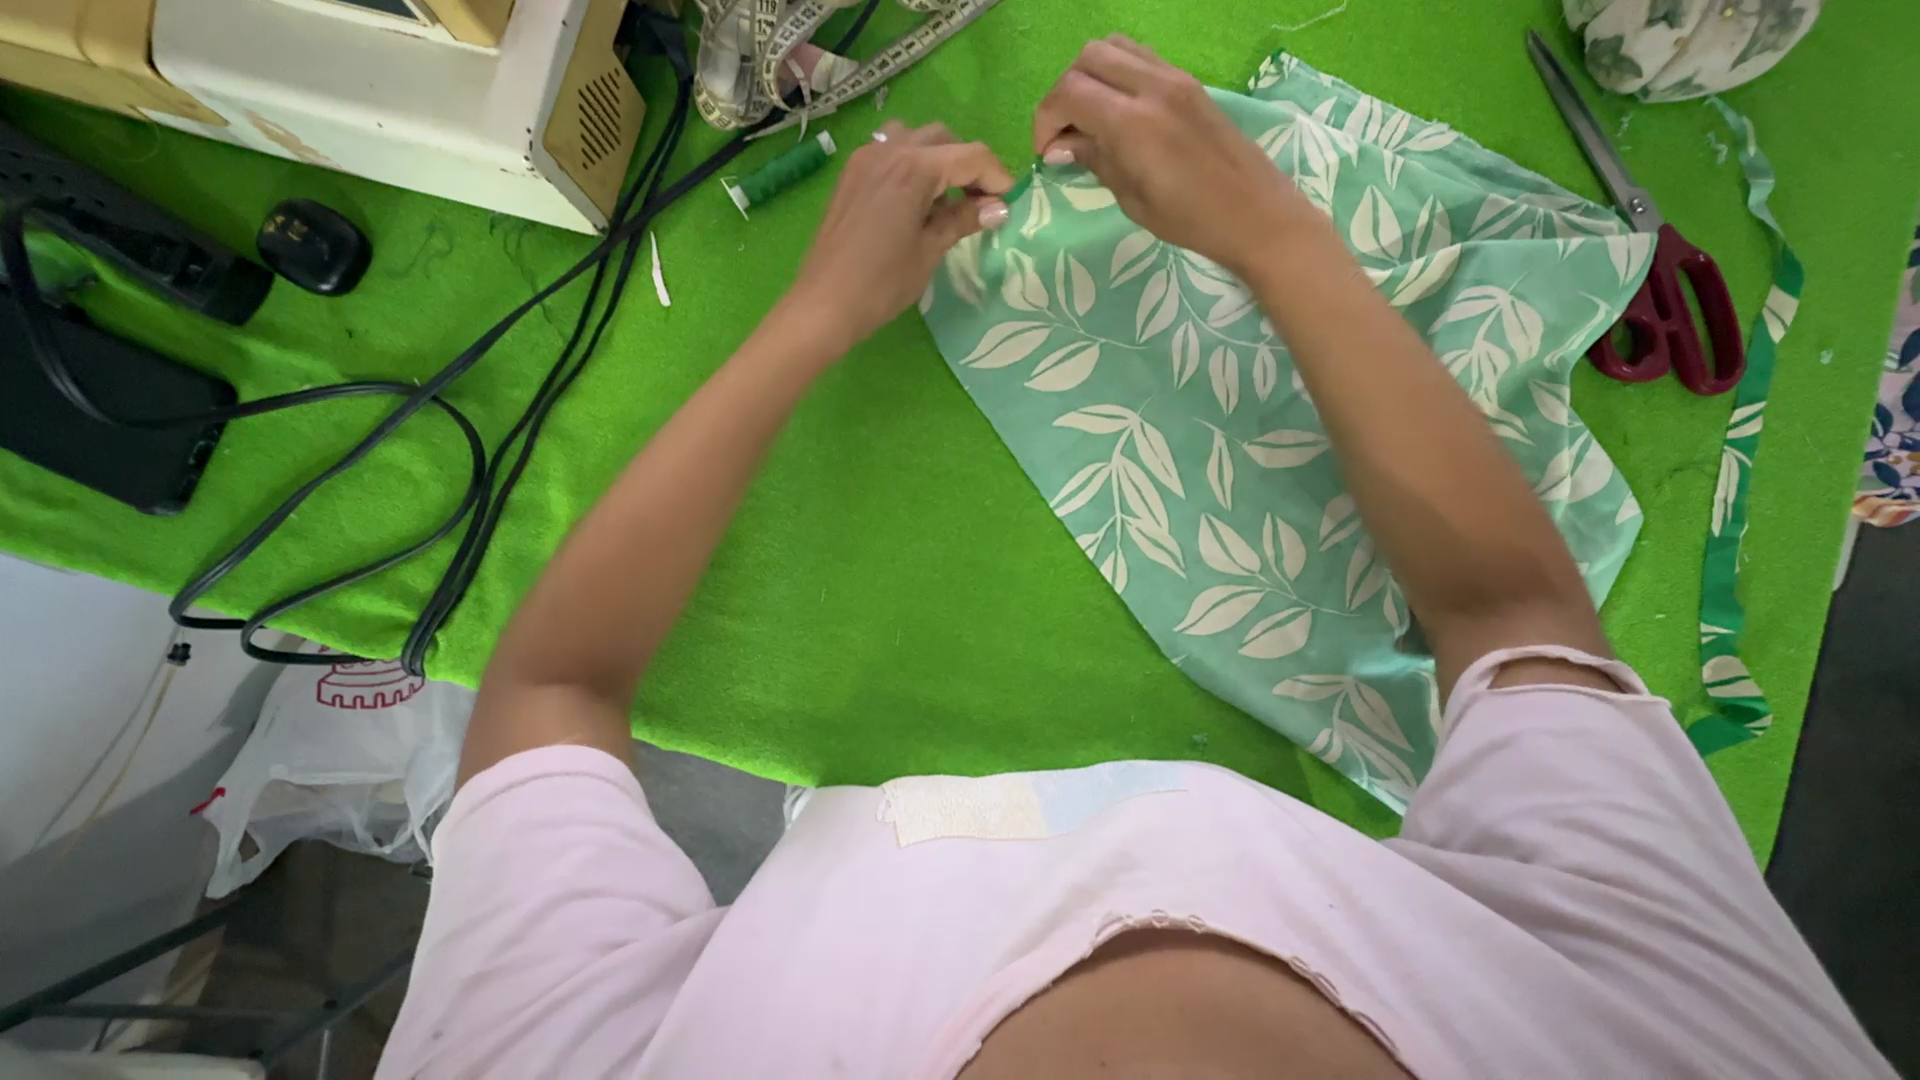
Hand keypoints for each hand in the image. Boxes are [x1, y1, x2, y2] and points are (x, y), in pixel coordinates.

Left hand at [783, 121, 1013, 350]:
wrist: (825, 303)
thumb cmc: (882, 283)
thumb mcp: (929, 251)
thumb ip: (963, 220)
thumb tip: (998, 208)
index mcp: (914, 167)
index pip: (971, 156)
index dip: (996, 177)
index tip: (1009, 204)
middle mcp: (890, 150)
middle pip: (944, 139)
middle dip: (969, 166)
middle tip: (982, 204)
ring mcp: (866, 159)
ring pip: (915, 139)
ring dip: (939, 160)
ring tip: (947, 199)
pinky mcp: (852, 176)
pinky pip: (890, 152)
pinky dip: (912, 165)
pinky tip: (916, 202)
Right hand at [1033, 36, 1315, 279]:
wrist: (1254, 212)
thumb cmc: (1190, 220)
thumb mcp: (1132, 199)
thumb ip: (1095, 160)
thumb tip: (1061, 145)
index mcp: (1133, 122)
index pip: (1068, 93)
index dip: (1045, 120)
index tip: (1046, 153)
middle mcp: (1152, 87)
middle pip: (1086, 59)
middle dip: (1063, 94)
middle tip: (1064, 135)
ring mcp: (1174, 78)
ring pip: (1112, 48)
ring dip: (1089, 78)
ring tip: (1088, 120)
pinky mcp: (1187, 82)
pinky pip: (1139, 57)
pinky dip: (1116, 74)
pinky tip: (1118, 112)